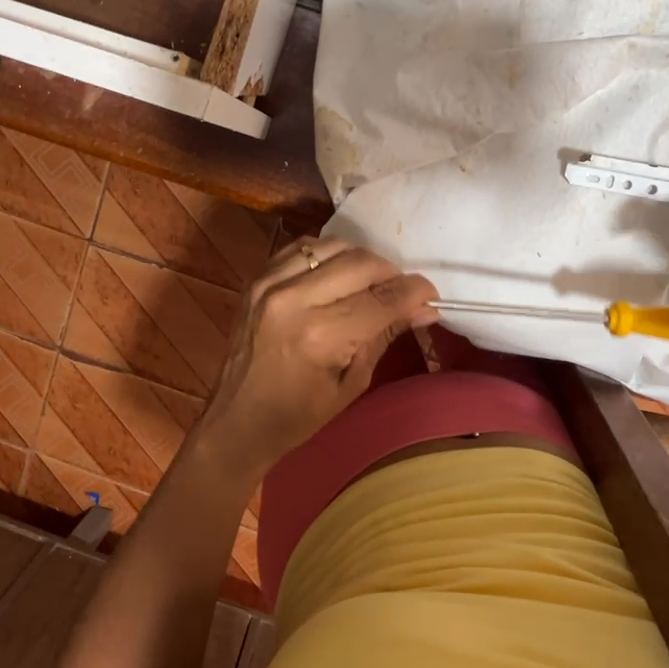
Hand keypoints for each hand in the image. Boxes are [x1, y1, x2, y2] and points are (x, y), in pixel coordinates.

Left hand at [196, 238, 438, 479]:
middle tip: (403, 292)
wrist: (236, 421)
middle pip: (360, 263)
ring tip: (371, 283)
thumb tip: (426, 308)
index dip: (414, 292)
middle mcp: (293, 299)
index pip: (381, 298)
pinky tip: (337, 275)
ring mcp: (269, 283)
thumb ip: (385, 335)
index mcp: (320, 335)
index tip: (431, 295)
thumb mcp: (352, 384)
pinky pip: (303, 247)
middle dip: (391, 273)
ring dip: (361, 260)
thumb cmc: (298, 416)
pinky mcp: (256, 278)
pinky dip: (328, 255)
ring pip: (333, 246)